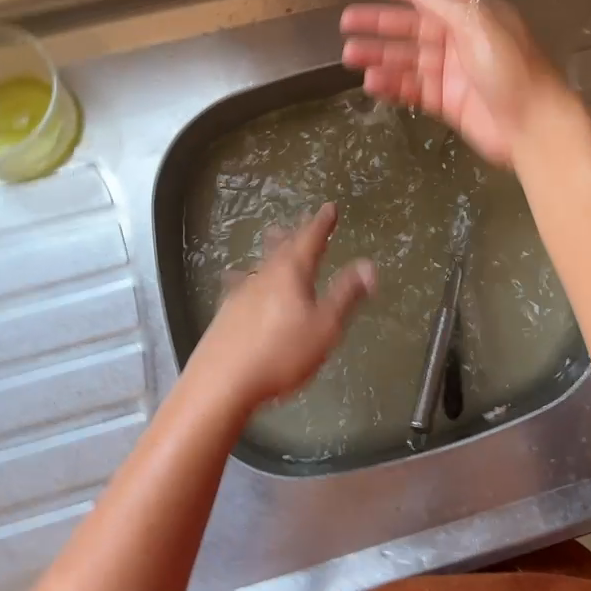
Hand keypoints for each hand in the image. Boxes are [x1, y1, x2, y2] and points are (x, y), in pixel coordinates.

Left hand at [192, 203, 375, 408]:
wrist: (221, 383)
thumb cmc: (281, 354)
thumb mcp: (325, 326)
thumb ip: (346, 295)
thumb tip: (369, 265)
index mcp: (291, 274)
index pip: (309, 240)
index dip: (321, 223)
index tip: (329, 207)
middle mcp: (264, 277)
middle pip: (282, 247)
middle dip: (295, 233)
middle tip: (302, 219)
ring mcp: (241, 294)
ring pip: (261, 264)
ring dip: (271, 250)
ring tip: (273, 238)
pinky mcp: (226, 314)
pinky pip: (242, 283)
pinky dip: (250, 276)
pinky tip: (236, 281)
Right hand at [340, 0, 571, 165]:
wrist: (534, 125)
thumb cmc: (512, 69)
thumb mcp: (477, 22)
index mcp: (472, 14)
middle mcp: (460, 39)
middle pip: (413, 27)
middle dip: (380, 24)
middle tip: (348, 22)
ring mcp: (452, 72)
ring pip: (408, 59)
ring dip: (379, 55)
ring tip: (350, 54)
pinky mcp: (446, 102)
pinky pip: (412, 88)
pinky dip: (392, 85)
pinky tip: (371, 82)